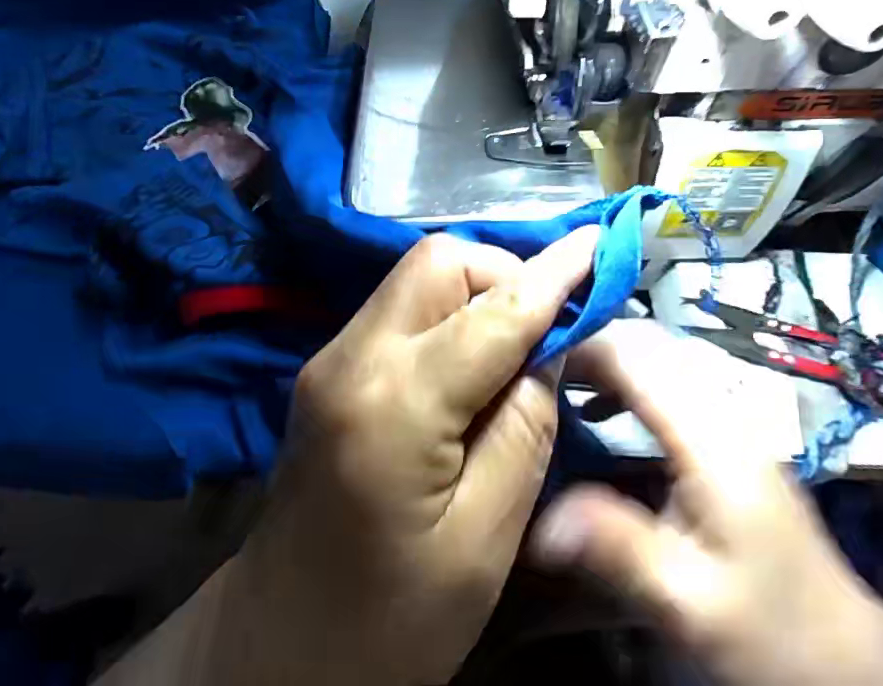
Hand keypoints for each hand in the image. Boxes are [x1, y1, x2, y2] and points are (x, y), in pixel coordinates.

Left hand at [232, 228, 599, 684]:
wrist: (285, 637)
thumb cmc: (395, 615)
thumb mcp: (485, 538)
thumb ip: (523, 426)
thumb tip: (547, 346)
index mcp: (393, 401)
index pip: (488, 312)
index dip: (551, 277)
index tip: (597, 245)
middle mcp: (351, 356)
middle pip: (436, 262)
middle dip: (502, 276)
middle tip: (547, 332)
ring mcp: (330, 357)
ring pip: (413, 279)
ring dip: (473, 294)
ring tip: (515, 351)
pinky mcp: (326, 369)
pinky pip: (396, 311)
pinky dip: (443, 317)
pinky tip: (469, 366)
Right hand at [528, 339, 882, 685]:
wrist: (847, 659)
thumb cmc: (770, 631)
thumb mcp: (690, 603)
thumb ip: (619, 549)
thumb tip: (540, 522)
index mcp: (714, 441)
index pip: (635, 358)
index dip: (576, 344)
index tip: (519, 352)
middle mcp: (723, 414)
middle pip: (645, 344)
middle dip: (581, 342)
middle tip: (523, 362)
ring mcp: (728, 422)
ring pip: (654, 357)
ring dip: (598, 356)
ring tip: (547, 377)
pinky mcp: (724, 437)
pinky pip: (662, 381)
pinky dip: (620, 378)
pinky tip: (594, 406)